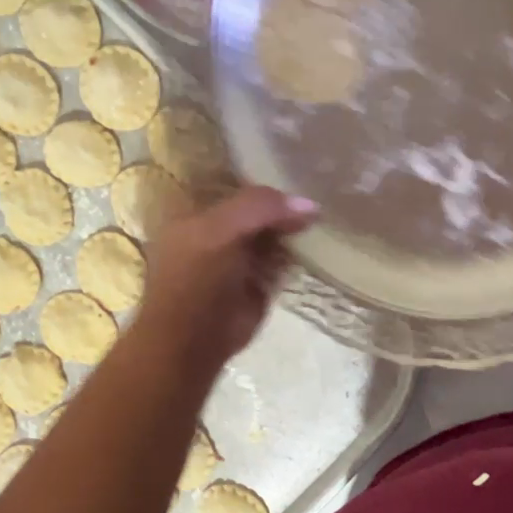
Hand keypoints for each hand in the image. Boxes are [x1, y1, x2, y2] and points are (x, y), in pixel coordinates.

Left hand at [139, 186, 317, 371]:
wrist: (193, 340)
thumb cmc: (196, 281)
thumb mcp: (220, 231)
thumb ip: (259, 207)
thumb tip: (311, 205)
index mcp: (194, 211)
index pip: (233, 183)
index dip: (261, 178)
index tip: (294, 172)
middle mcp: (217, 230)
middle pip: (256, 208)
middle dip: (281, 204)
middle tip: (313, 197)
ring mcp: (239, 257)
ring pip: (272, 232)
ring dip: (293, 227)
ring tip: (318, 218)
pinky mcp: (259, 282)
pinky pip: (282, 259)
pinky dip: (297, 252)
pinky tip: (314, 242)